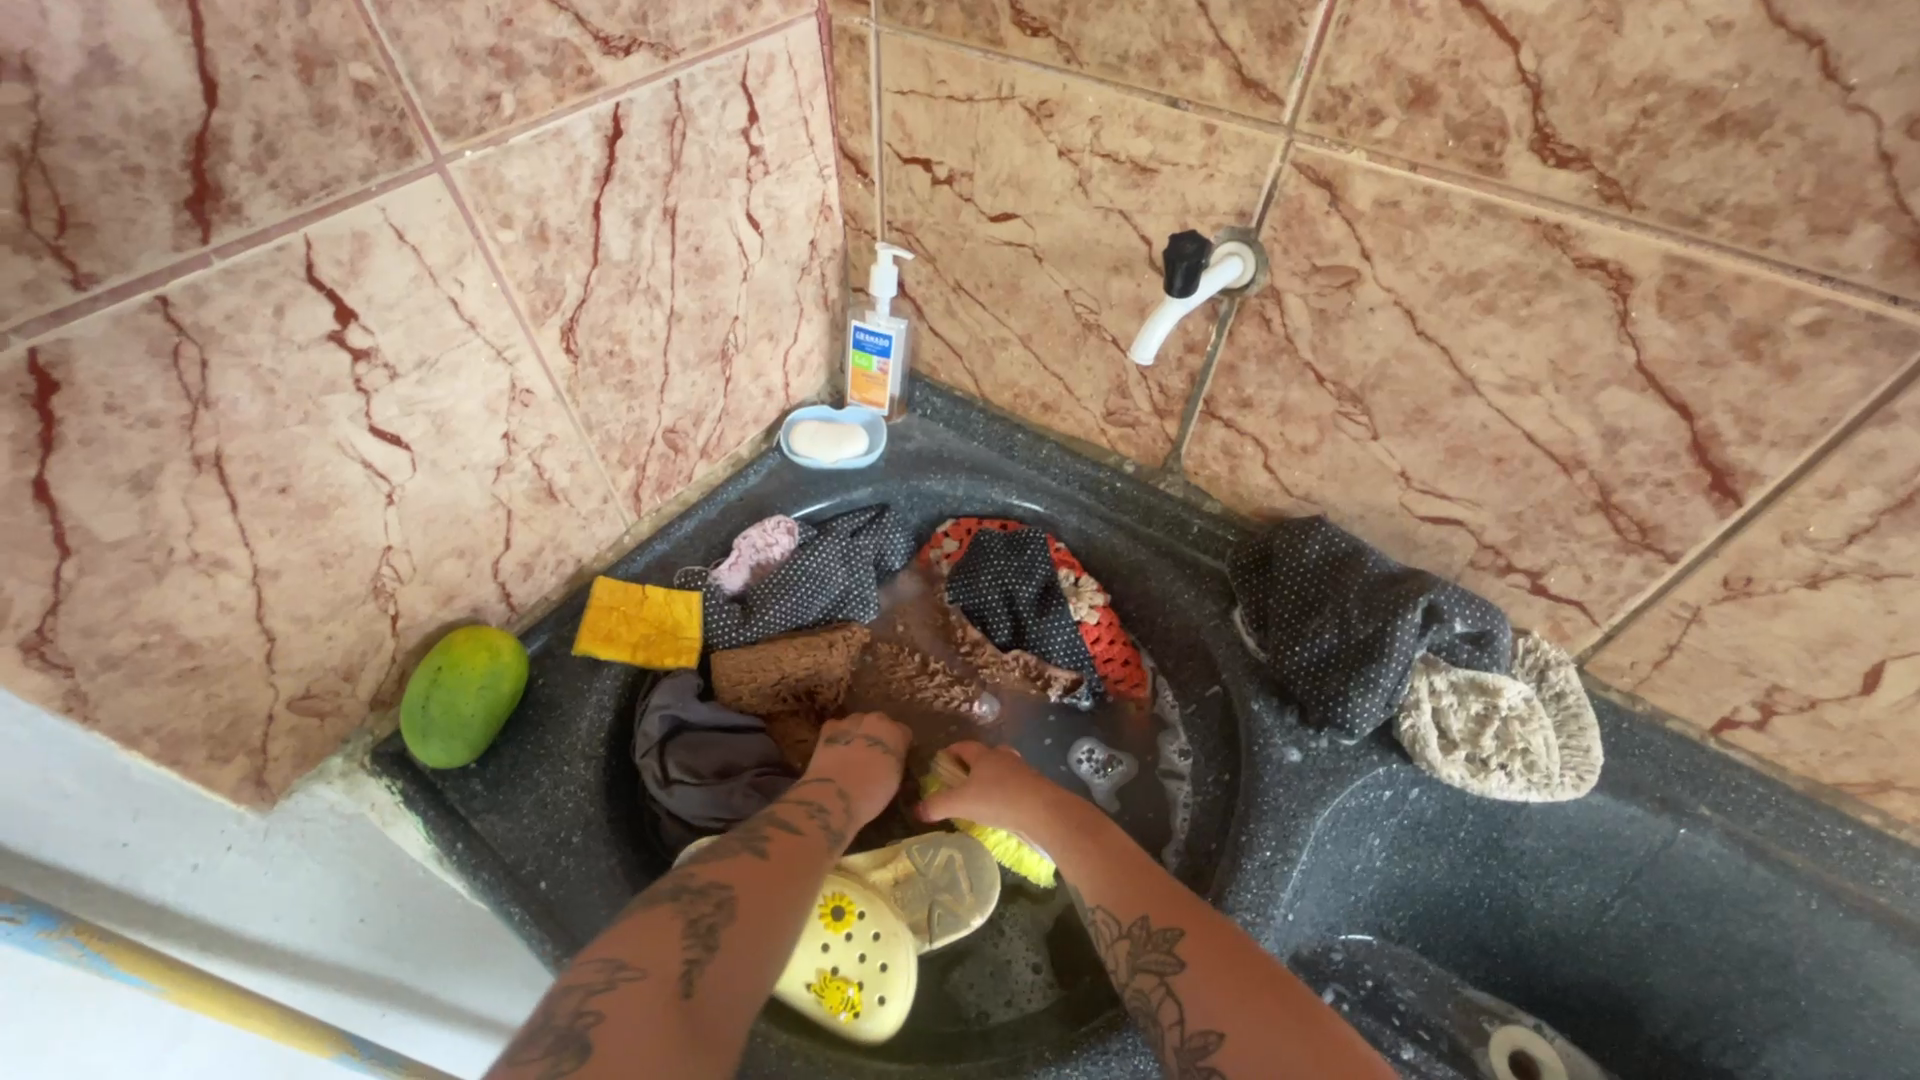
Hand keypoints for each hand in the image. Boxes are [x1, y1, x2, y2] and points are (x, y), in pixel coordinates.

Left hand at [804, 713, 910, 829]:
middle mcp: (877, 720)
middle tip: (872, 755)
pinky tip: (834, 751)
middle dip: (877, 735)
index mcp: (898, 733)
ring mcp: (852, 721)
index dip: (898, 745)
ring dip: (857, 733)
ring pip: (858, 722)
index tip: (893, 758)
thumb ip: (894, 761)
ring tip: (851, 753)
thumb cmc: (873, 794)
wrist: (837, 795)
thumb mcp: (895, 778)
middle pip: (880, 722)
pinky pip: (837, 728)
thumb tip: (889, 761)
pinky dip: (837, 736)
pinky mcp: (830, 727)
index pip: (903, 733)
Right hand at [915, 741, 1086, 843]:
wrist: (1043, 811)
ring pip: (1005, 770)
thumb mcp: (961, 803)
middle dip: (975, 763)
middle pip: (988, 754)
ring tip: (983, 796)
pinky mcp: (1036, 789)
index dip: (952, 751)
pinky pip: (1016, 787)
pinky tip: (1002, 810)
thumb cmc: (998, 800)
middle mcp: (1004, 758)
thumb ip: (937, 806)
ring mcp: (1023, 773)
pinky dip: (1007, 794)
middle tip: (963, 778)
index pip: (964, 746)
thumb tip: (916, 810)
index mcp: (984, 756)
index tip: (942, 760)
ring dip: (994, 779)